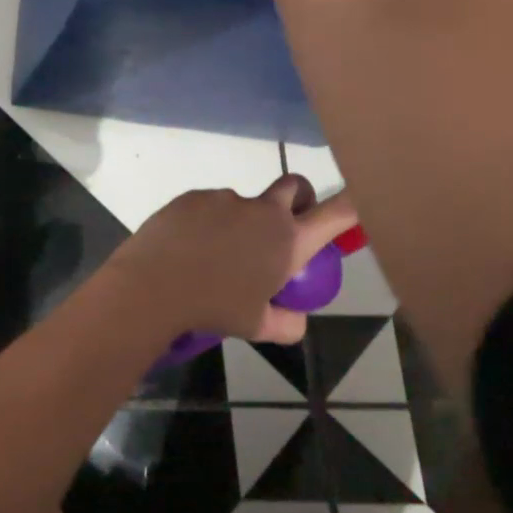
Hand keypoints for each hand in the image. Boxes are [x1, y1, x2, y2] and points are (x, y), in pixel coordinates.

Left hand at [110, 176, 357, 344]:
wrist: (152, 285)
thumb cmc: (213, 307)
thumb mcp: (258, 326)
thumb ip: (288, 323)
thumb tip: (297, 319)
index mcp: (288, 239)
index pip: (338, 212)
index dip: (354, 203)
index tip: (360, 200)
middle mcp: (261, 210)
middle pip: (294, 186)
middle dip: (299, 199)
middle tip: (286, 226)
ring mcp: (224, 199)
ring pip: (244, 202)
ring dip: (242, 220)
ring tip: (216, 254)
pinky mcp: (191, 196)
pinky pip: (210, 205)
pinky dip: (208, 221)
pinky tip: (189, 247)